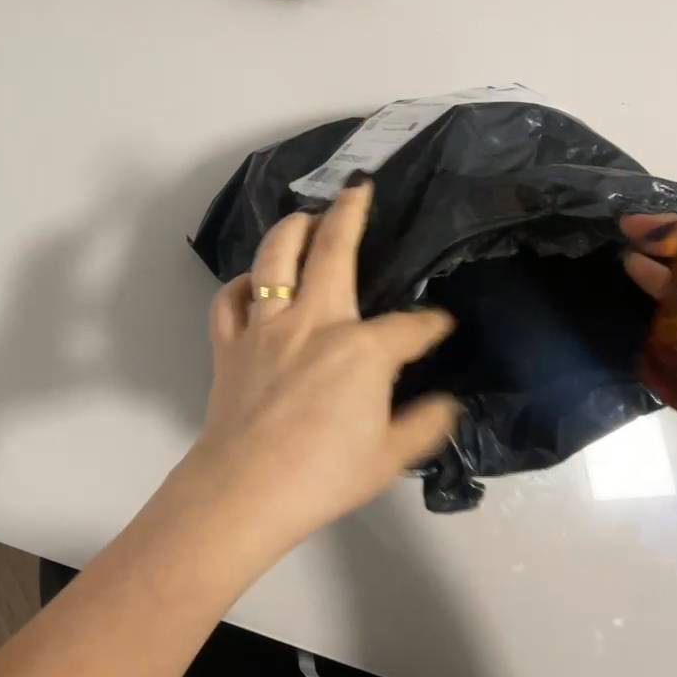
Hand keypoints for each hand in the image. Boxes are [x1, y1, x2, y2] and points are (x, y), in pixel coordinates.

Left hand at [179, 177, 458, 550]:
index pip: (409, 326)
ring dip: (290, 229)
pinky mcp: (229, 343)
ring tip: (304, 215)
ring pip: (273, 259)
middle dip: (350, 214)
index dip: (430, 324)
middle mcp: (312, 321)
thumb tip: (447, 403)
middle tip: (358, 188)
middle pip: (332, 252)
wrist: (246, 487)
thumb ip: (423, 423)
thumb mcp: (390, 456)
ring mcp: (264, 327)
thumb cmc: (323, 474)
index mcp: (360, 348)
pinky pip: (229, 300)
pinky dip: (240, 285)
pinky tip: (252, 283)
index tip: (440, 326)